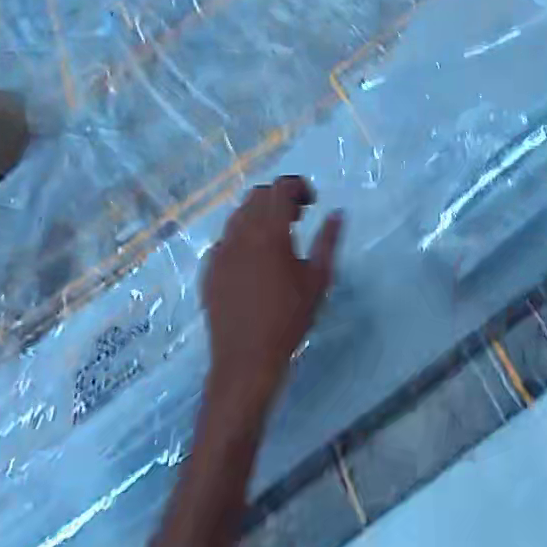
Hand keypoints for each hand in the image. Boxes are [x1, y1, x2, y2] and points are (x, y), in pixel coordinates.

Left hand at [202, 176, 341, 406]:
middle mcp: (241, 233)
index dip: (298, 187)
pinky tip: (253, 263)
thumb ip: (328, 240)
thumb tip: (337, 213)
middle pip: (257, 195)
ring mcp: (220, 250)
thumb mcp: (318, 279)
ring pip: (238, 215)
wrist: (246, 359)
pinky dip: (241, 238)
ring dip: (258, 216)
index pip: (281, 188)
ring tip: (276, 240)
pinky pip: (225, 240)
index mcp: (269, 230)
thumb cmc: (289, 319)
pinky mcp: (209, 269)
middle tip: (296, 219)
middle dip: (278, 198)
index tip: (310, 204)